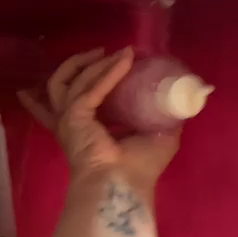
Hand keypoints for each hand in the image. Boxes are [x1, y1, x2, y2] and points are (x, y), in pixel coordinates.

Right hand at [19, 47, 179, 196]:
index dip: (73, 83)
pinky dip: (109, 72)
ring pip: (69, 81)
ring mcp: (68, 118)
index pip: (63, 103)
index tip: (93, 63)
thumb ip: (161, 117)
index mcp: (81, 129)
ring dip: (89, 64)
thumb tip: (179, 99)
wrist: (124, 184)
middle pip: (59, 85)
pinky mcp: (74, 115)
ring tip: (109, 52)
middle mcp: (69, 122)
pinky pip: (91, 87)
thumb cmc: (137, 168)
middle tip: (97, 53)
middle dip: (75, 66)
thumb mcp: (157, 135)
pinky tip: (126, 60)